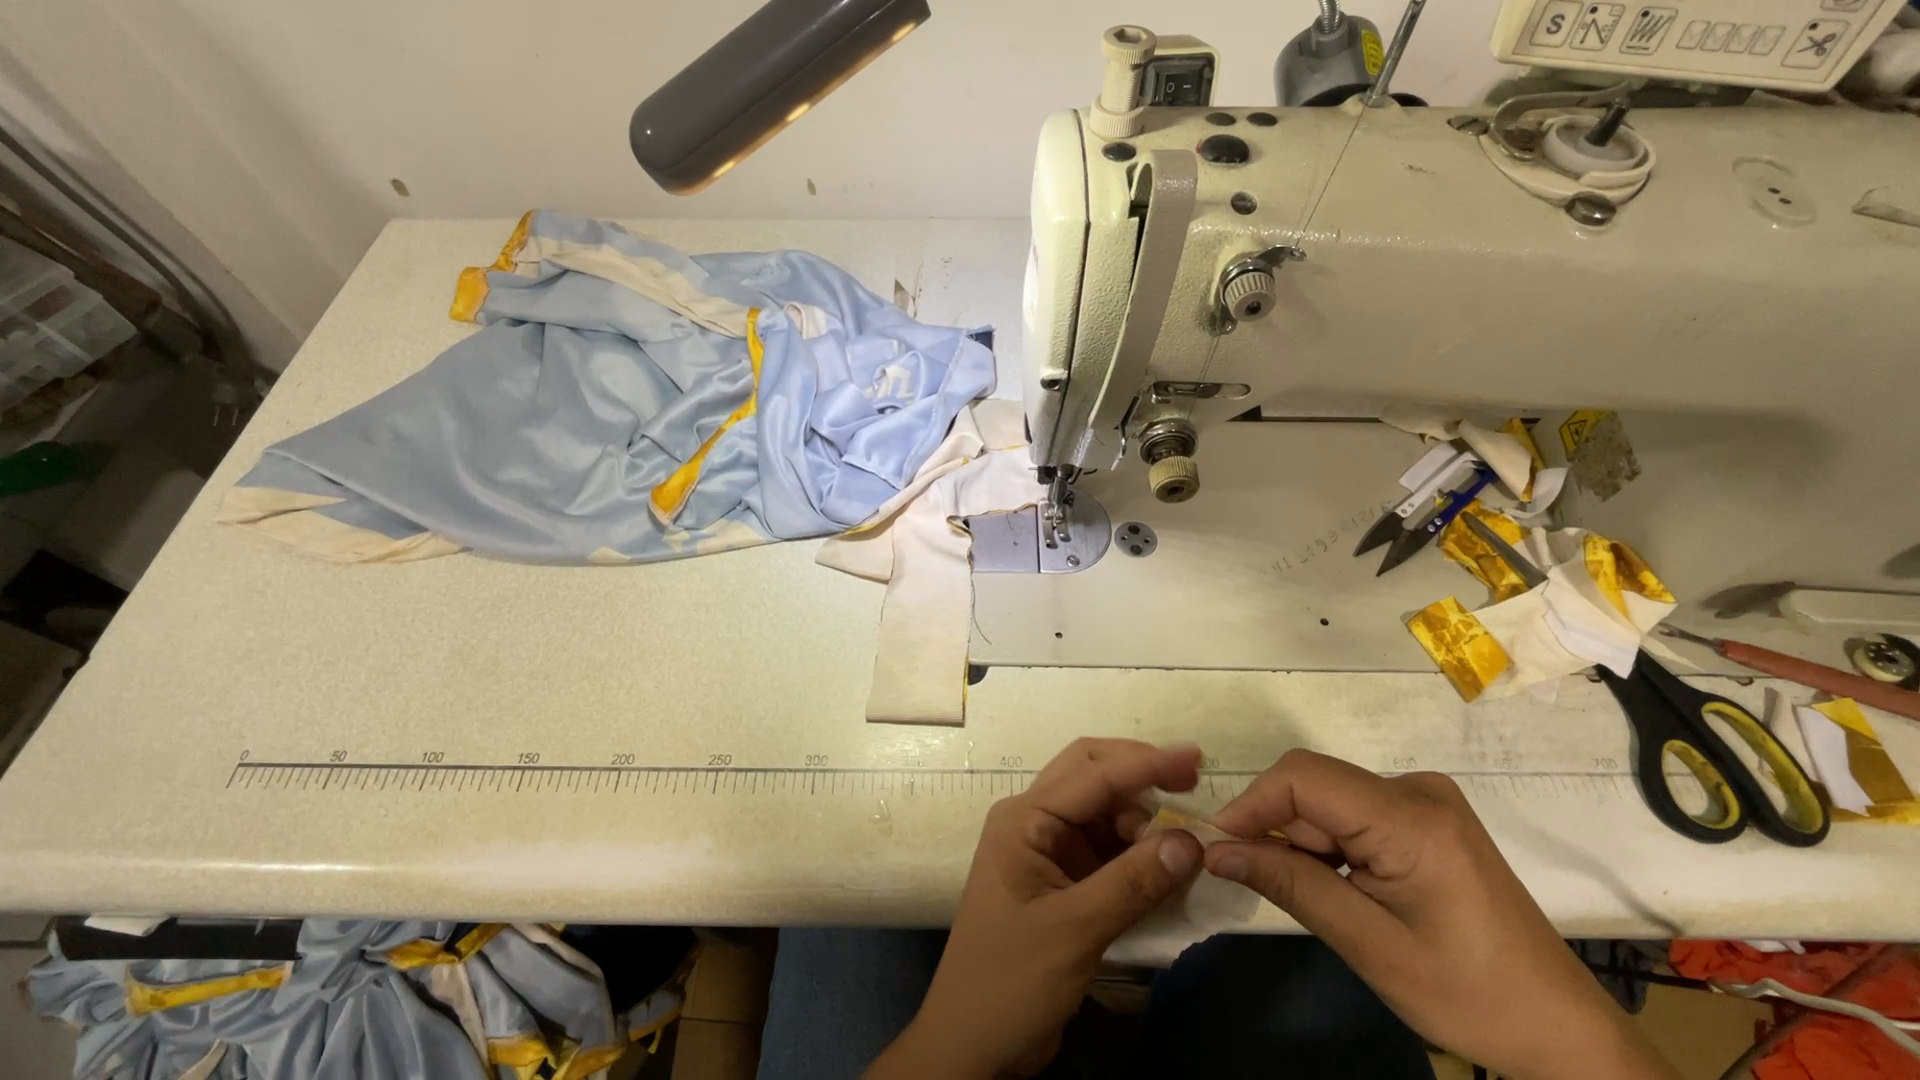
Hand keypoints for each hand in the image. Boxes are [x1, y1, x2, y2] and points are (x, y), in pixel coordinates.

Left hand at [867, 739, 1205, 1078]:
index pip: (1091, 774)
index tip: (1196, 758)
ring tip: (1185, 847)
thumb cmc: (1010, 982)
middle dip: (1141, 776)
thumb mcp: (1074, 931)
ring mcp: (1048, 852)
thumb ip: (1133, 882)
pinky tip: (1169, 868)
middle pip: (1092, 776)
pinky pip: (1108, 850)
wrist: (973, 1044)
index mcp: (1023, 820)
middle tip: (1193, 787)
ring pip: (1104, 813)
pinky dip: (1138, 853)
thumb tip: (1190, 841)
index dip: (1146, 762)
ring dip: (1143, 820)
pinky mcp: (1063, 882)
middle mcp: (1034, 823)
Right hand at [1204, 750, 1679, 1079]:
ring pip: (1330, 802)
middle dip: (1279, 832)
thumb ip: (1290, 886)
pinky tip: (1345, 891)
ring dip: (1305, 844)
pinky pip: (1355, 814)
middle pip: (1315, 787)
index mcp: (1412, 818)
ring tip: (1325, 903)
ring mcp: (1427, 802)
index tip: (1219, 849)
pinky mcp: (1428, 819)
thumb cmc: (1468, 994)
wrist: (1559, 1027)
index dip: (1251, 804)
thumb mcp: (1369, 946)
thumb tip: (1216, 850)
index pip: (1304, 777)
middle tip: (1271, 889)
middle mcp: (1419, 790)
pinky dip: (1331, 848)